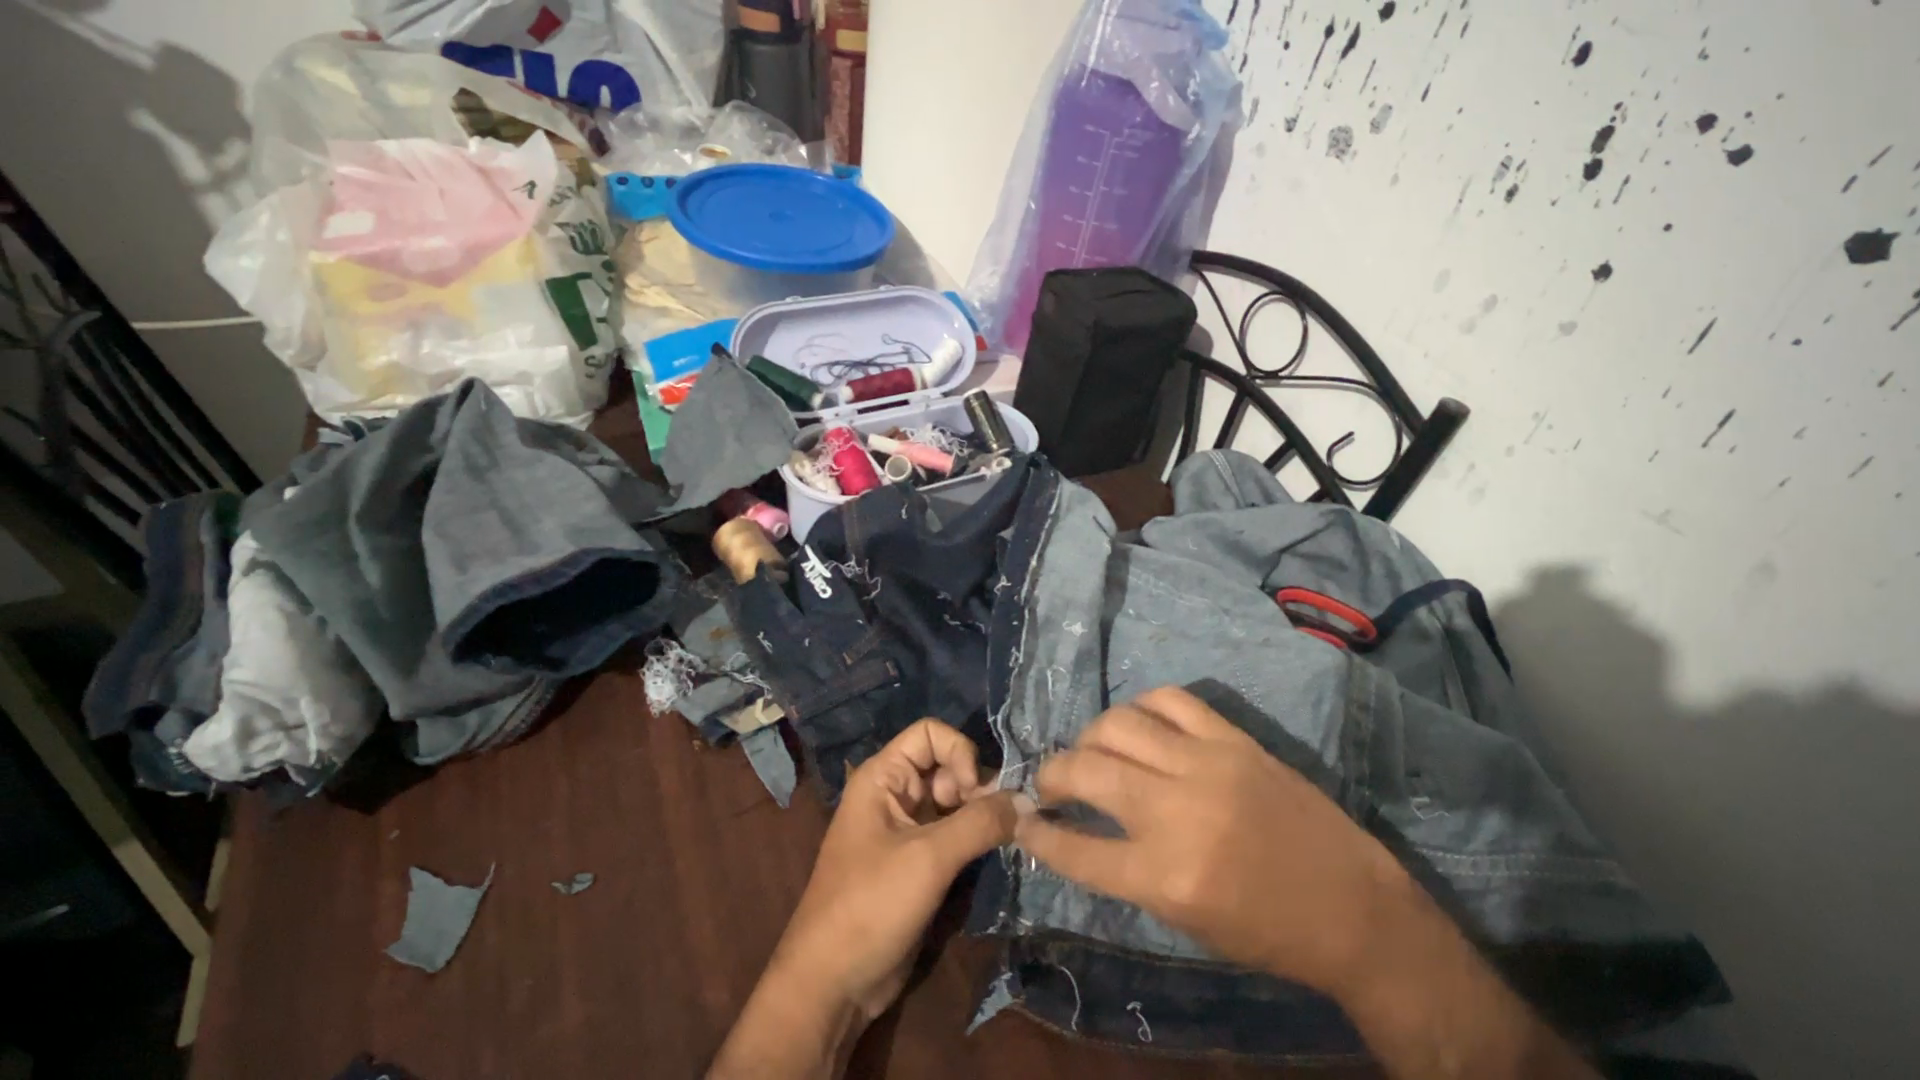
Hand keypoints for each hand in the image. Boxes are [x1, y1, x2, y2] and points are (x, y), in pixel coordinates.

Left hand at [778, 719, 1019, 1020]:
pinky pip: (953, 835)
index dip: (960, 753)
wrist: (834, 981)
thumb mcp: (928, 858)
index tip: (974, 793)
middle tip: (997, 823)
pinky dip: (975, 839)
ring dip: (980, 815)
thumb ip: (980, 823)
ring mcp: (905, 831)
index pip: (930, 733)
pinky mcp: (918, 865)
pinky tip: (995, 854)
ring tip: (1003, 839)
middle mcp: (893, 795)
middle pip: (947, 766)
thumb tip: (1030, 799)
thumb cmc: (871, 906)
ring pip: (954, 803)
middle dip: (977, 787)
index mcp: (881, 778)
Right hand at [1014, 686, 1412, 996]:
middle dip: (1050, 775)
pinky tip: (1138, 726)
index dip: (1035, 834)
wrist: (1353, 909)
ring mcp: (1208, 766)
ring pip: (1118, 725)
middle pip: (1084, 771)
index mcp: (1162, 876)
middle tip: (1048, 785)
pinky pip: (1170, 700)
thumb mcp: (1183, 920)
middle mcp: (1176, 813)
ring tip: (1091, 753)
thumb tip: (1073, 828)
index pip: (1072, 847)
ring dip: (1089, 738)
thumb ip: (1124, 871)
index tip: (1021, 821)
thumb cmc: (1266, 932)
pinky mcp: (1235, 740)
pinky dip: (1141, 707)